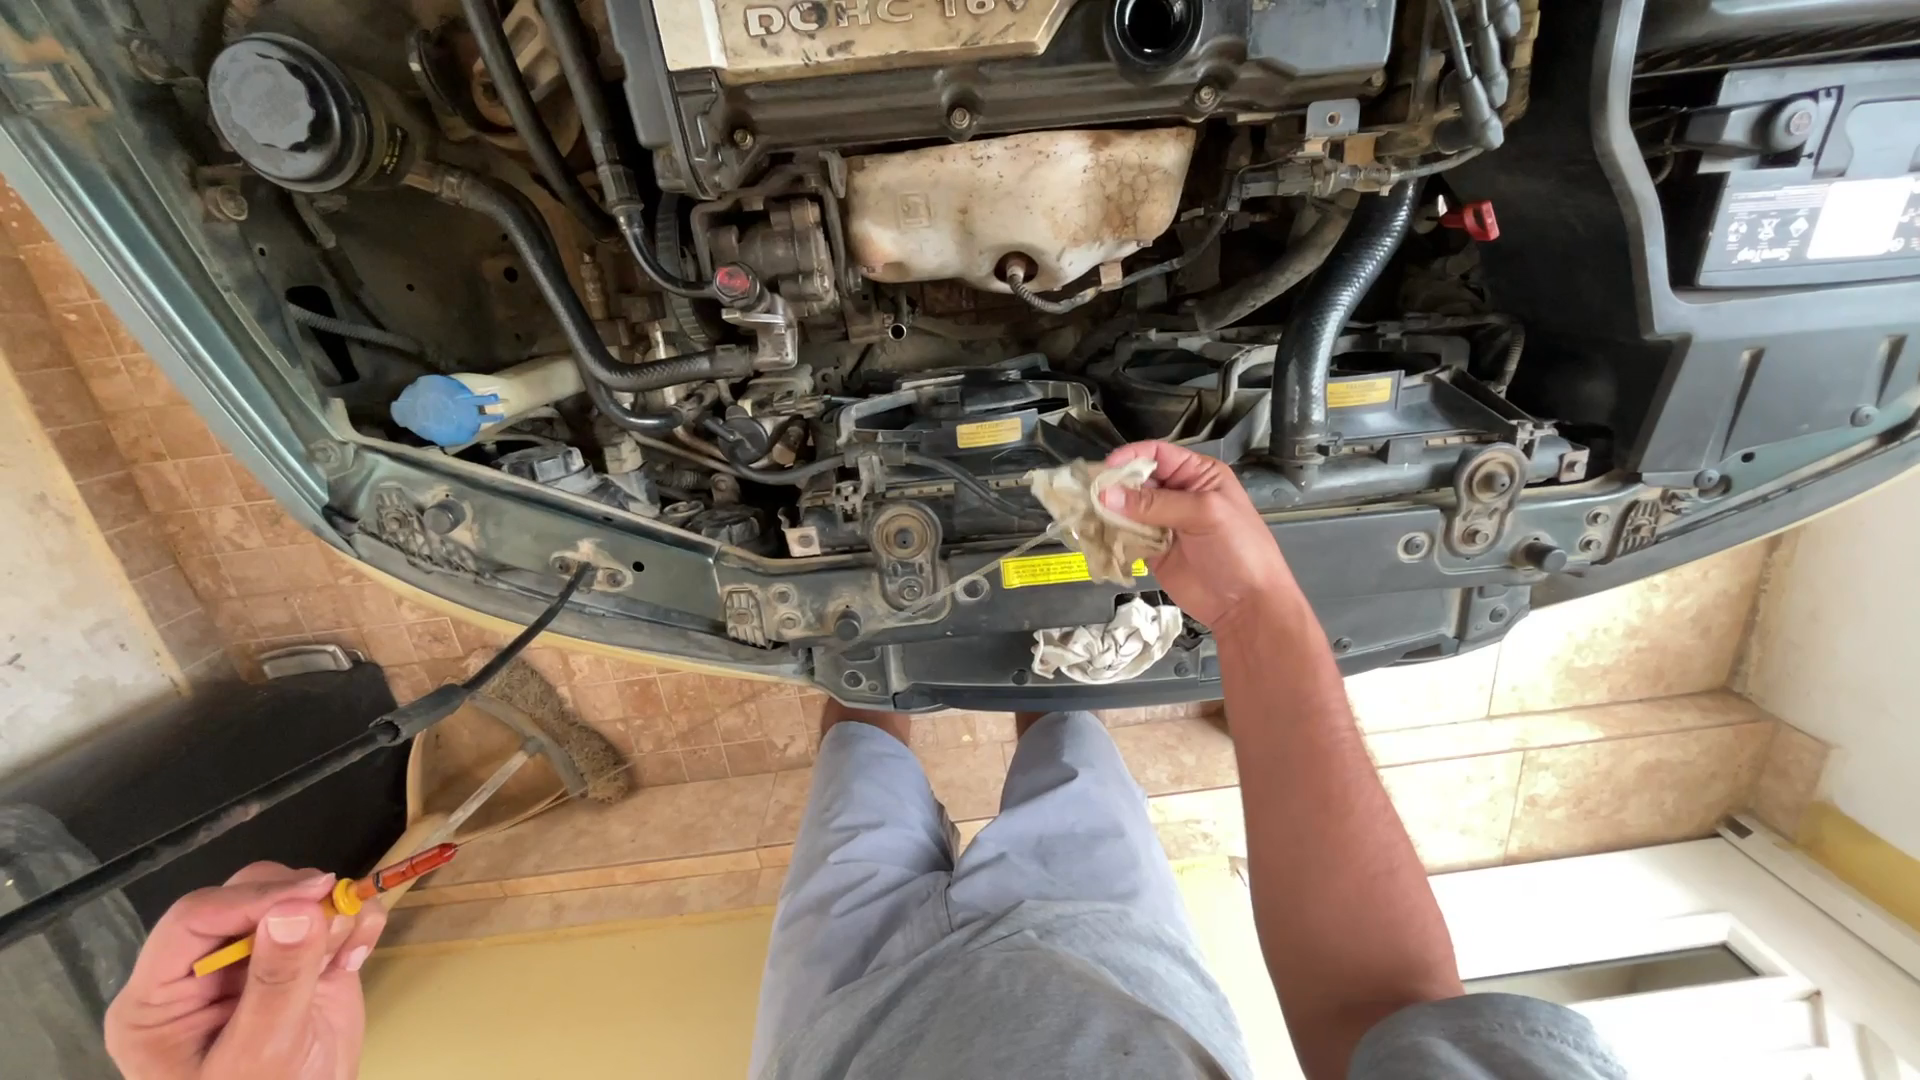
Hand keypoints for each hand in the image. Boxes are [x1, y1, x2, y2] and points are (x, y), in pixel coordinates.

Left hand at [104, 862, 387, 1079]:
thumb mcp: (261, 1051)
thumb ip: (277, 980)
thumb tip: (297, 906)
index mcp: (161, 997)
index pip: (194, 919)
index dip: (253, 898)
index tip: (316, 894)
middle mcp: (205, 969)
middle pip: (249, 894)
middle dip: (300, 902)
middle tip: (333, 926)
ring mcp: (261, 960)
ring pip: (299, 895)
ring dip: (335, 915)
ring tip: (340, 960)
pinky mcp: (309, 956)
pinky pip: (338, 911)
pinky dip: (360, 923)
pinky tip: (355, 960)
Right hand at [1102, 441, 1300, 631]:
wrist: (1245, 604)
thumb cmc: (1238, 549)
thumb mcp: (1203, 514)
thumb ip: (1155, 504)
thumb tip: (1106, 495)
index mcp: (1198, 476)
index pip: (1158, 455)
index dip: (1132, 458)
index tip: (1106, 470)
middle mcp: (1178, 495)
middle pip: (1138, 481)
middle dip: (1115, 486)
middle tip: (1089, 495)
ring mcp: (1163, 523)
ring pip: (1127, 509)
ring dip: (1109, 511)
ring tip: (1088, 515)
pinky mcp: (1152, 550)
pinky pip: (1126, 536)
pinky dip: (1112, 535)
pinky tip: (1098, 535)